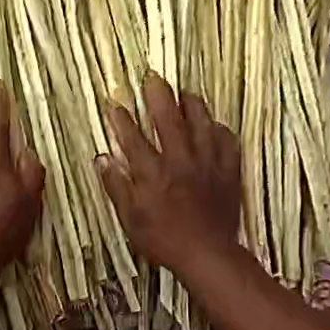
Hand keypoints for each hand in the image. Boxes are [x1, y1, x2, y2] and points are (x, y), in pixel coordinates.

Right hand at [97, 71, 241, 269]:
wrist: (207, 253)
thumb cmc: (163, 240)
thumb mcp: (131, 220)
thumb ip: (117, 187)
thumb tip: (102, 159)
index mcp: (153, 173)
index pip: (133, 138)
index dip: (121, 119)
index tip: (114, 103)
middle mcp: (180, 160)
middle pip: (168, 119)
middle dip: (157, 96)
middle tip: (152, 77)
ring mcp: (207, 164)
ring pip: (201, 124)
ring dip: (192, 105)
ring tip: (186, 92)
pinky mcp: (228, 172)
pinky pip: (227, 142)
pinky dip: (220, 130)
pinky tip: (215, 125)